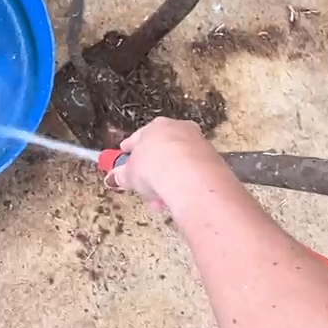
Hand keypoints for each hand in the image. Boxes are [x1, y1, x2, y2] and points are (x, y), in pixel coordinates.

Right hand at [108, 118, 236, 215]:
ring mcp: (198, 144)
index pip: (138, 138)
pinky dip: (183, 185)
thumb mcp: (130, 174)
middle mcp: (179, 129)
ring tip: (159, 201)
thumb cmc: (155, 167)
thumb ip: (122, 175)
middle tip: (142, 186)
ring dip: (167, 181)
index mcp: (155, 126)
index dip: (129, 151)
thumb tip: (114, 178)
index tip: (124, 159)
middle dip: (151, 171)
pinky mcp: (213, 161)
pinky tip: (175, 200)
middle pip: (161, 150)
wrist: (190, 177)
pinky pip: (192, 173)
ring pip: (178, 164)